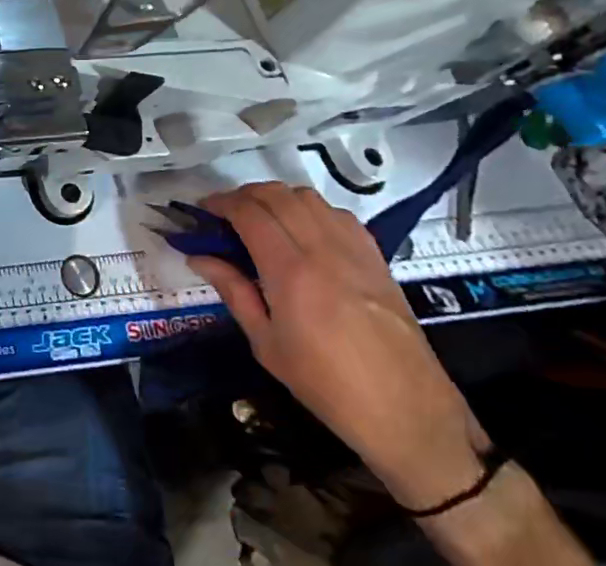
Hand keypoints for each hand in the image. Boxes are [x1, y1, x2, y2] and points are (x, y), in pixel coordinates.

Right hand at [186, 183, 487, 511]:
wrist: (406, 411)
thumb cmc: (326, 384)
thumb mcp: (266, 344)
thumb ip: (233, 291)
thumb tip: (199, 257)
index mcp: (290, 272)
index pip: (249, 212)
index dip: (220, 203)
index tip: (202, 210)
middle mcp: (322, 248)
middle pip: (276, 195)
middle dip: (243, 195)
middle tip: (225, 215)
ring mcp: (353, 248)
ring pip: (307, 197)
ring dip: (276, 198)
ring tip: (261, 220)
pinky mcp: (375, 255)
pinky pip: (336, 213)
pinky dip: (310, 209)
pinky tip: (302, 232)